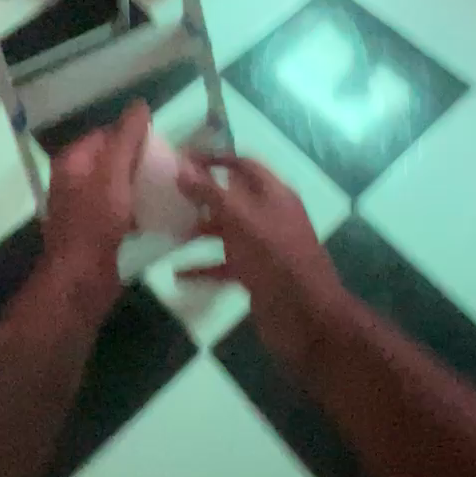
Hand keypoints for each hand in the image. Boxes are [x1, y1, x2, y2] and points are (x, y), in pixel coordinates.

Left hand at [39, 101, 149, 318]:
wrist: (81, 282)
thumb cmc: (95, 223)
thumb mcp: (113, 174)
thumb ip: (126, 139)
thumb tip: (140, 104)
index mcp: (73, 162)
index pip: (105, 134)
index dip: (131, 135)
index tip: (160, 143)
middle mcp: (75, 180)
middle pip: (113, 159)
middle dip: (140, 161)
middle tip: (169, 166)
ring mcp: (85, 208)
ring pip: (118, 186)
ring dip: (141, 185)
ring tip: (169, 187)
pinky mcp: (97, 231)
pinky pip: (121, 210)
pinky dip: (138, 209)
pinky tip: (159, 214)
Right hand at [177, 152, 349, 371]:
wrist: (306, 320)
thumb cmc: (275, 259)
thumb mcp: (241, 220)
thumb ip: (211, 194)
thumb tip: (182, 167)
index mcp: (273, 194)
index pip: (243, 164)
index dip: (216, 157)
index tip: (183, 157)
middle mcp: (269, 216)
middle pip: (233, 196)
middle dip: (203, 195)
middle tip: (170, 193)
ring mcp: (263, 247)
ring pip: (227, 230)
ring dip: (200, 229)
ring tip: (169, 229)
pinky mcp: (256, 275)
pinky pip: (224, 264)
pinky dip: (202, 267)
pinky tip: (177, 274)